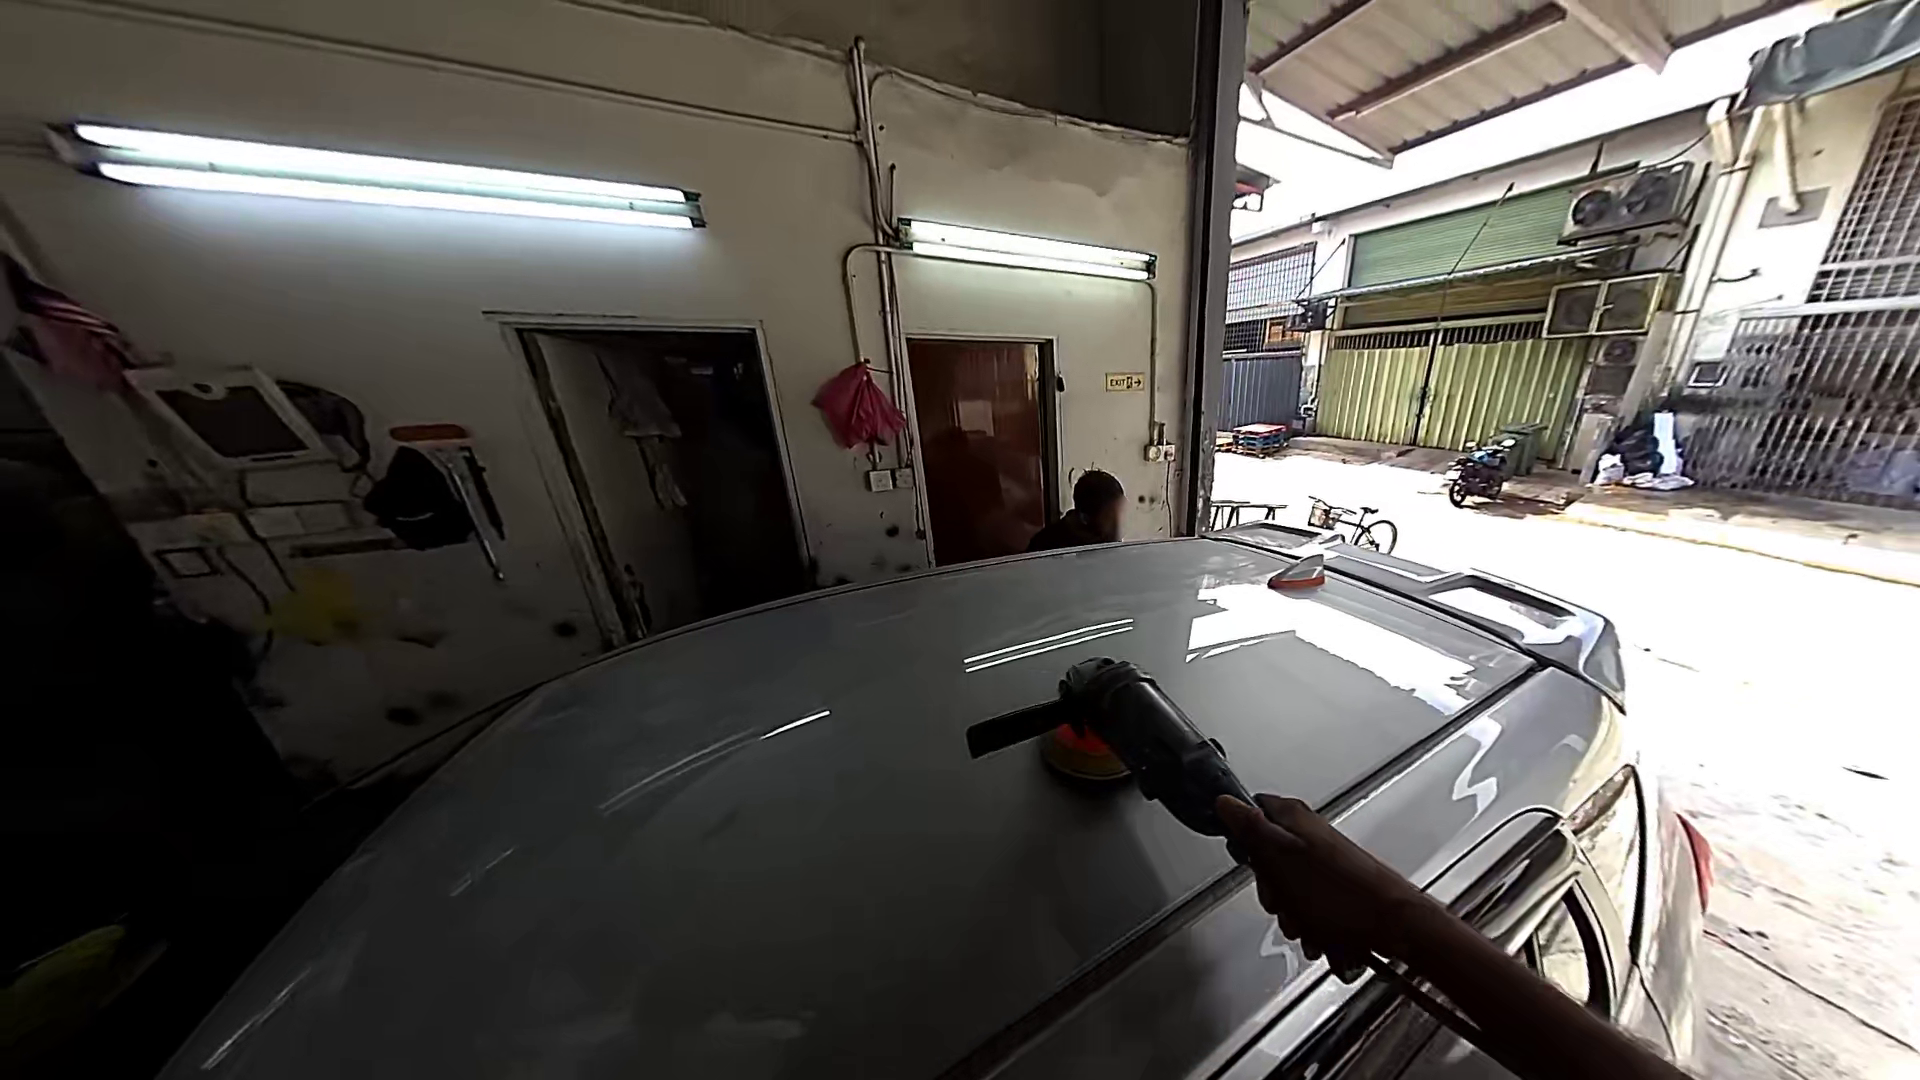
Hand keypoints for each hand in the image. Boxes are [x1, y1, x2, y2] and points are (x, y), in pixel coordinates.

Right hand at [1217, 794, 1437, 979]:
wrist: (1399, 928)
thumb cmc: (1340, 891)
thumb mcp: (1279, 854)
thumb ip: (1247, 825)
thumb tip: (1224, 801)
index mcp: (1291, 815)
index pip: (1249, 812)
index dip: (1244, 839)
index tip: (1251, 862)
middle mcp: (1307, 833)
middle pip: (1267, 854)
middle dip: (1270, 886)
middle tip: (1279, 899)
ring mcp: (1324, 860)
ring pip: (1289, 883)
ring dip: (1290, 909)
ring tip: (1303, 925)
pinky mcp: (1339, 886)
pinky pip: (1311, 902)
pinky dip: (1311, 921)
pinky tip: (1318, 935)